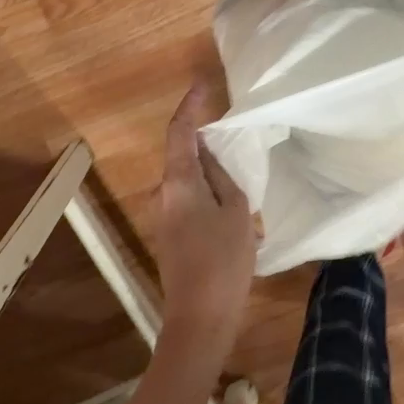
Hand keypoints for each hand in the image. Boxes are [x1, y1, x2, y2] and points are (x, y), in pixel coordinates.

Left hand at [155, 84, 256, 332]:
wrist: (199, 319)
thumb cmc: (223, 260)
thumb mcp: (235, 210)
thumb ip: (222, 176)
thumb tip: (210, 155)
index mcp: (179, 182)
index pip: (180, 132)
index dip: (190, 106)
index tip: (202, 85)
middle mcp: (163, 194)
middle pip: (183, 156)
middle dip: (207, 144)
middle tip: (235, 139)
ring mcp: (163, 217)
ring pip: (188, 180)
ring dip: (210, 173)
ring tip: (240, 179)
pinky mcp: (170, 235)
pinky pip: (188, 199)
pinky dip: (207, 193)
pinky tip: (231, 207)